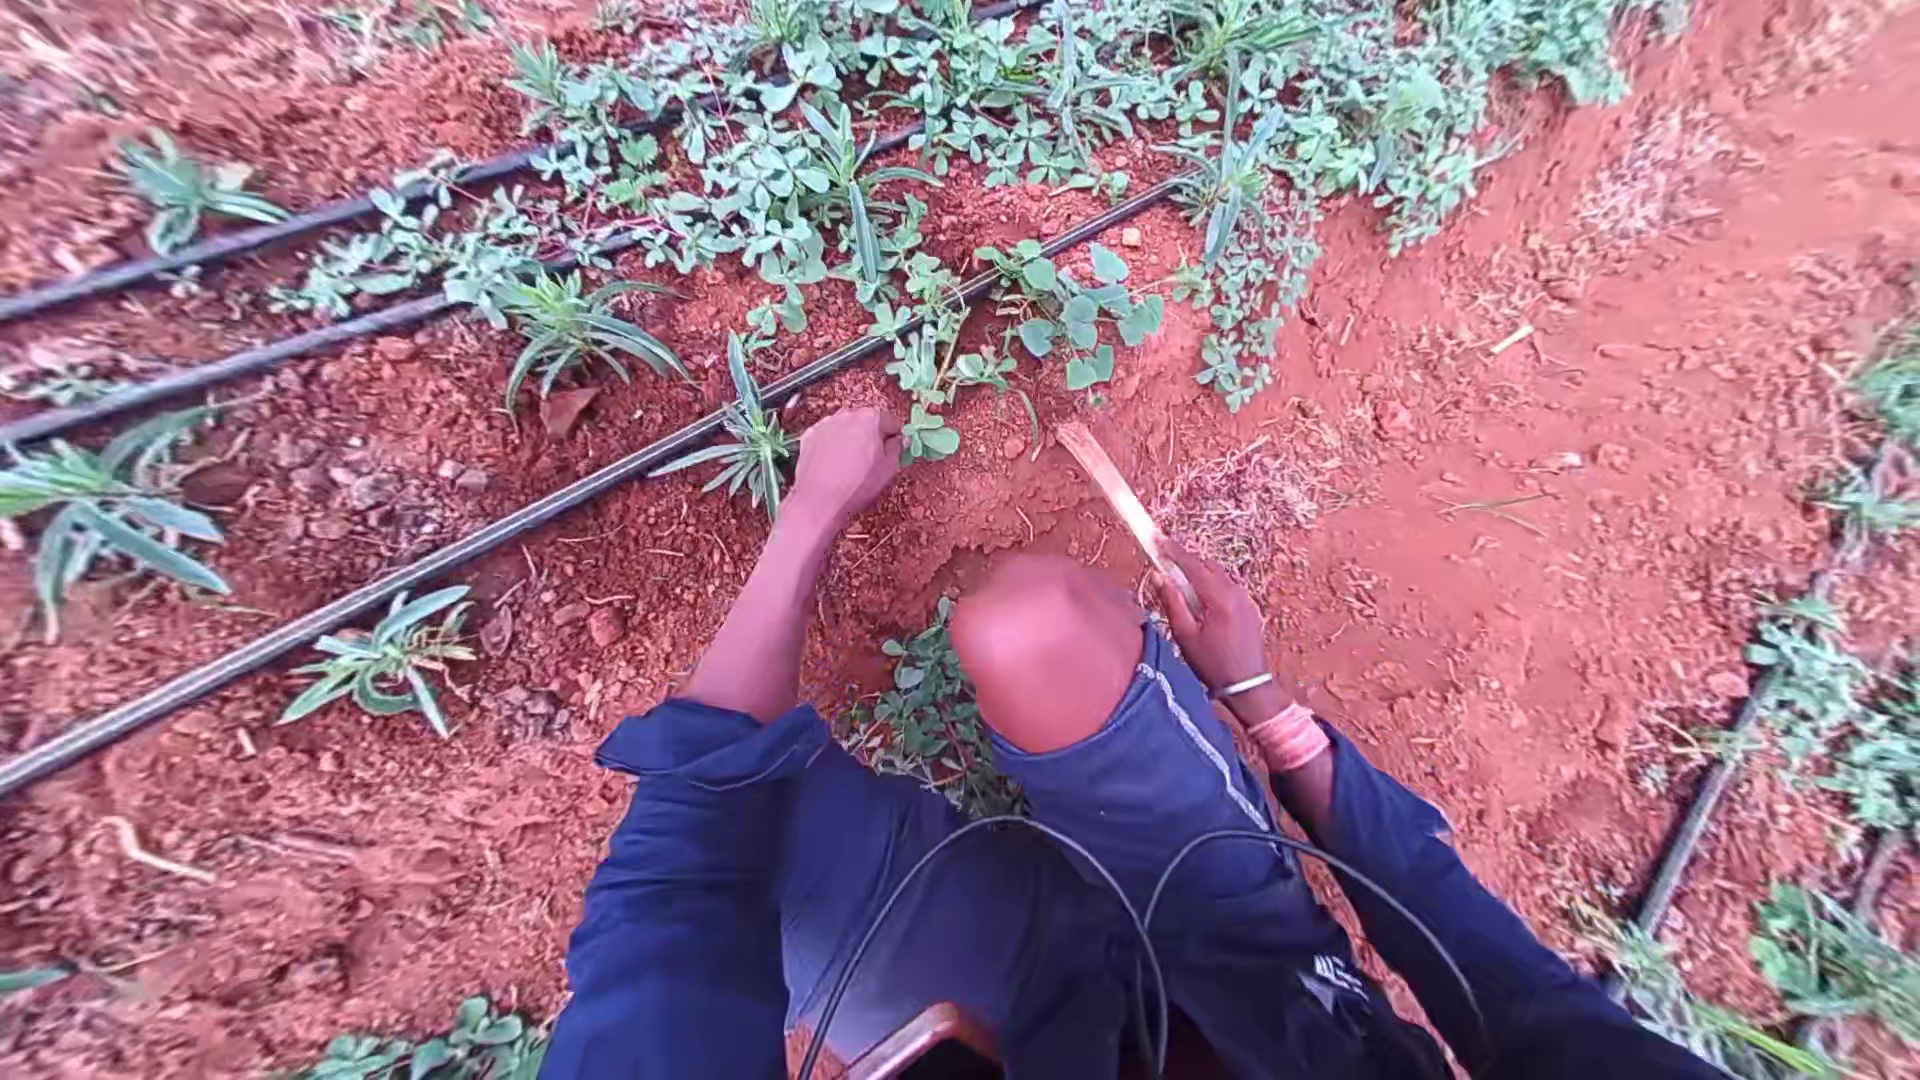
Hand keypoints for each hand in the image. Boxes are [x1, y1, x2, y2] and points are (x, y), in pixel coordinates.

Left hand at [787, 407, 902, 527]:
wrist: (820, 499)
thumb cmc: (854, 485)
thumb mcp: (888, 469)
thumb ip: (897, 449)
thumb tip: (898, 442)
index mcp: (870, 419)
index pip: (890, 421)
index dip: (895, 437)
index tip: (895, 447)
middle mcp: (847, 416)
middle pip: (866, 422)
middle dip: (871, 438)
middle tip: (874, 459)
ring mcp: (826, 424)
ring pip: (846, 429)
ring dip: (852, 441)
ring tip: (852, 465)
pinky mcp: (810, 436)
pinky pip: (828, 437)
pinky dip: (833, 447)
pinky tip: (836, 465)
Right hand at [1155, 540, 1290, 723]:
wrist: (1247, 685)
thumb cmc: (1212, 663)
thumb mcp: (1185, 634)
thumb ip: (1172, 602)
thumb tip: (1159, 576)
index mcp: (1219, 597)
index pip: (1192, 565)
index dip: (1172, 550)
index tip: (1156, 538)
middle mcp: (1236, 592)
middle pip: (1207, 565)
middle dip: (1185, 560)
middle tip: (1164, 559)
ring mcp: (1245, 599)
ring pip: (1218, 575)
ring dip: (1198, 573)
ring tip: (1179, 581)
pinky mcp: (1249, 608)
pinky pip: (1227, 587)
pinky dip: (1210, 584)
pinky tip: (1199, 599)